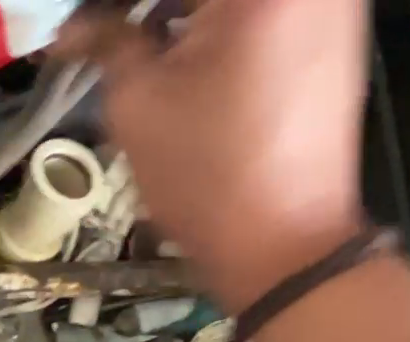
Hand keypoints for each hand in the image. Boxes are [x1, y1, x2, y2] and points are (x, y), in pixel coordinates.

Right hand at [59, 0, 370, 310]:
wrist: (286, 248)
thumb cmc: (208, 180)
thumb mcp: (139, 105)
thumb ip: (107, 41)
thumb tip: (74, 25)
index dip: (113, 4)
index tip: (84, 19)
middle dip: (145, 6)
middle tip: (106, 29)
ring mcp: (330, 0)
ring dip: (177, 13)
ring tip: (135, 37)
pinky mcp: (335, 27)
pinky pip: (264, 8)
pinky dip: (217, 20)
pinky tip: (179, 42)